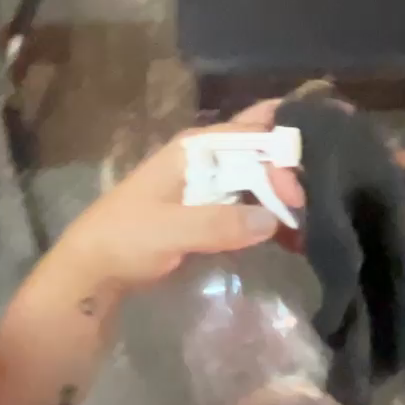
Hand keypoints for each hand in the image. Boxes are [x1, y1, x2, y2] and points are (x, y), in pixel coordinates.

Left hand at [54, 101, 306, 292]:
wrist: (92, 269)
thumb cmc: (125, 238)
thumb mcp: (169, 230)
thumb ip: (217, 224)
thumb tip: (272, 220)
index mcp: (192, 150)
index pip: (248, 135)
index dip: (278, 155)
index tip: (296, 191)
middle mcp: (203, 159)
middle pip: (257, 152)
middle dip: (286, 172)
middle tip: (308, 207)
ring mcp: (205, 185)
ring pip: (256, 177)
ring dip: (281, 195)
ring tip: (311, 220)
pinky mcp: (206, 211)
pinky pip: (246, 205)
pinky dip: (268, 216)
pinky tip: (291, 235)